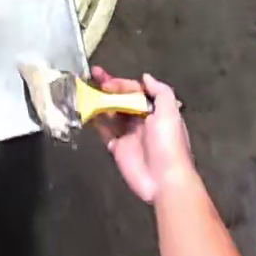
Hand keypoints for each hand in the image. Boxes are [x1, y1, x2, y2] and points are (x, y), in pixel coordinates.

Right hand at [91, 68, 196, 204]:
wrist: (164, 180)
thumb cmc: (168, 143)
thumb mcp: (170, 113)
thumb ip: (160, 91)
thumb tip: (145, 77)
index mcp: (155, 111)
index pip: (136, 91)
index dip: (122, 84)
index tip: (108, 82)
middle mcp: (141, 120)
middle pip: (122, 99)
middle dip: (108, 87)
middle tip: (93, 75)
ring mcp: (128, 134)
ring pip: (111, 112)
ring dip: (99, 100)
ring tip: (85, 89)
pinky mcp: (117, 147)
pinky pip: (103, 131)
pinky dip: (95, 121)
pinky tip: (85, 110)